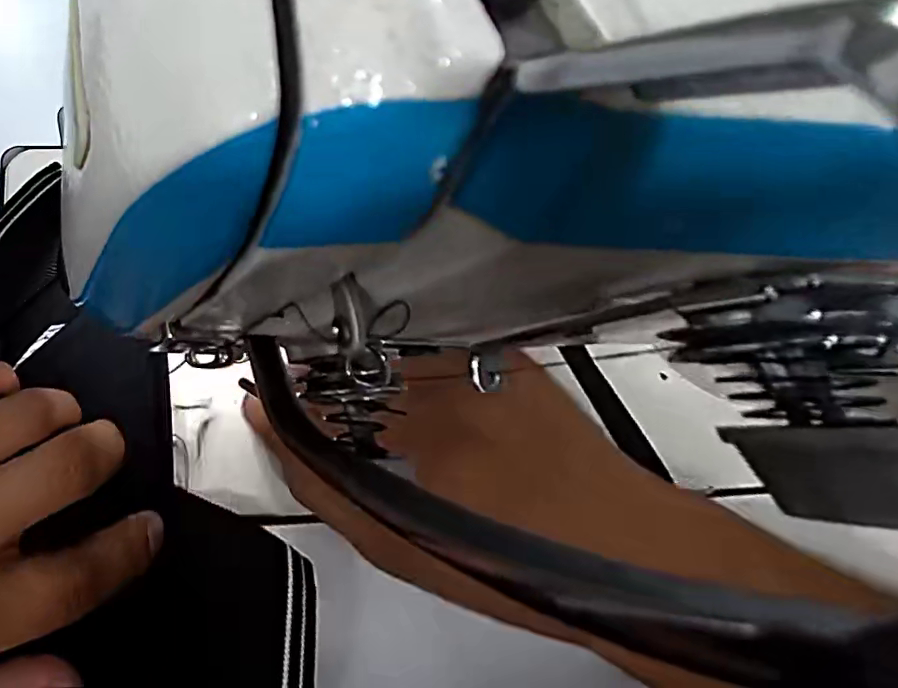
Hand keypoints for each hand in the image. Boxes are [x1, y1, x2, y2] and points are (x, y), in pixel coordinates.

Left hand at [0, 362, 161, 687]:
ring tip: (66, 413)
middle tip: (110, 446)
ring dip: (57, 408)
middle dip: (102, 453)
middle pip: (65, 469)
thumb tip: (75, 676)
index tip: (151, 528)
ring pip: (22, 414)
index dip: (128, 549)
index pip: (79, 574)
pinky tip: (7, 383)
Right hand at [243, 349, 887, 686]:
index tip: (267, 397)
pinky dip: (400, 349)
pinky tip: (392, 365)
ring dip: (354, 358)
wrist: (630, 550)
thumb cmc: (514, 560)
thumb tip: (272, 430)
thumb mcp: (405, 548)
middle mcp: (450, 383)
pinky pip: (429, 336)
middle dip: (316, 372)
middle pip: (353, 363)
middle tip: (298, 382)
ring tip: (335, 370)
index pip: (324, 397)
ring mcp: (478, 361)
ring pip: (385, 344)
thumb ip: (327, 490)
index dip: (288, 398)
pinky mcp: (502, 352)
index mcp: (424, 429)